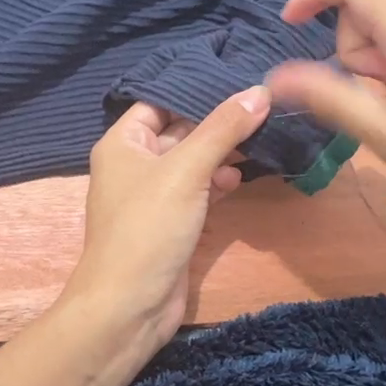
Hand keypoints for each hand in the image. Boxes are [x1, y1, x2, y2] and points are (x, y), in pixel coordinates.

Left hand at [57, 88, 271, 352]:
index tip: (238, 78)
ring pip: (191, 163)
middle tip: (262, 106)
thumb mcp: (187, 170)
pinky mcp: (170, 223)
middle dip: (217, 122)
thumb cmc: (149, 227)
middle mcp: (134, 164)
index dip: (195, 91)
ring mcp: (152, 196)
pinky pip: (196, 191)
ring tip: (261, 139)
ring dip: (221, 153)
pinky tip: (242, 178)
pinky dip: (217, 183)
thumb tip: (260, 90)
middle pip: (179, 130)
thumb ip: (224, 129)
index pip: (160, 101)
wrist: (129, 306)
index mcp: (122, 143)